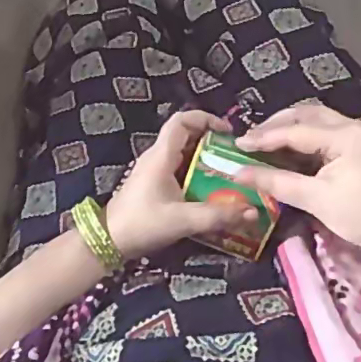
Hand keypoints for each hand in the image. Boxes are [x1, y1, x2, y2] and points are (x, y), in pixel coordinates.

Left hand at [105, 109, 256, 260]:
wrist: (108, 242)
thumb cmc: (141, 224)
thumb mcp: (182, 220)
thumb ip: (218, 215)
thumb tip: (252, 211)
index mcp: (161, 156)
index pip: (181, 121)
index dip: (205, 119)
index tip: (228, 132)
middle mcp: (157, 158)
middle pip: (186, 136)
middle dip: (211, 141)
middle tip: (234, 156)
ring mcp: (154, 172)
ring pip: (183, 155)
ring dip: (205, 160)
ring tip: (229, 174)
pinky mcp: (153, 186)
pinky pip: (179, 171)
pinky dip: (196, 175)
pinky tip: (211, 192)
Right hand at [232, 104, 360, 262]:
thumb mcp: (317, 200)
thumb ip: (277, 182)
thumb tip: (238, 173)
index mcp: (347, 136)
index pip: (296, 130)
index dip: (264, 137)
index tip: (237, 145)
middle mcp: (355, 126)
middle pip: (307, 114)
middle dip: (276, 124)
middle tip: (250, 138)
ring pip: (317, 120)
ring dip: (290, 127)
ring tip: (265, 141)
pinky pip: (327, 132)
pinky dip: (304, 137)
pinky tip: (289, 149)